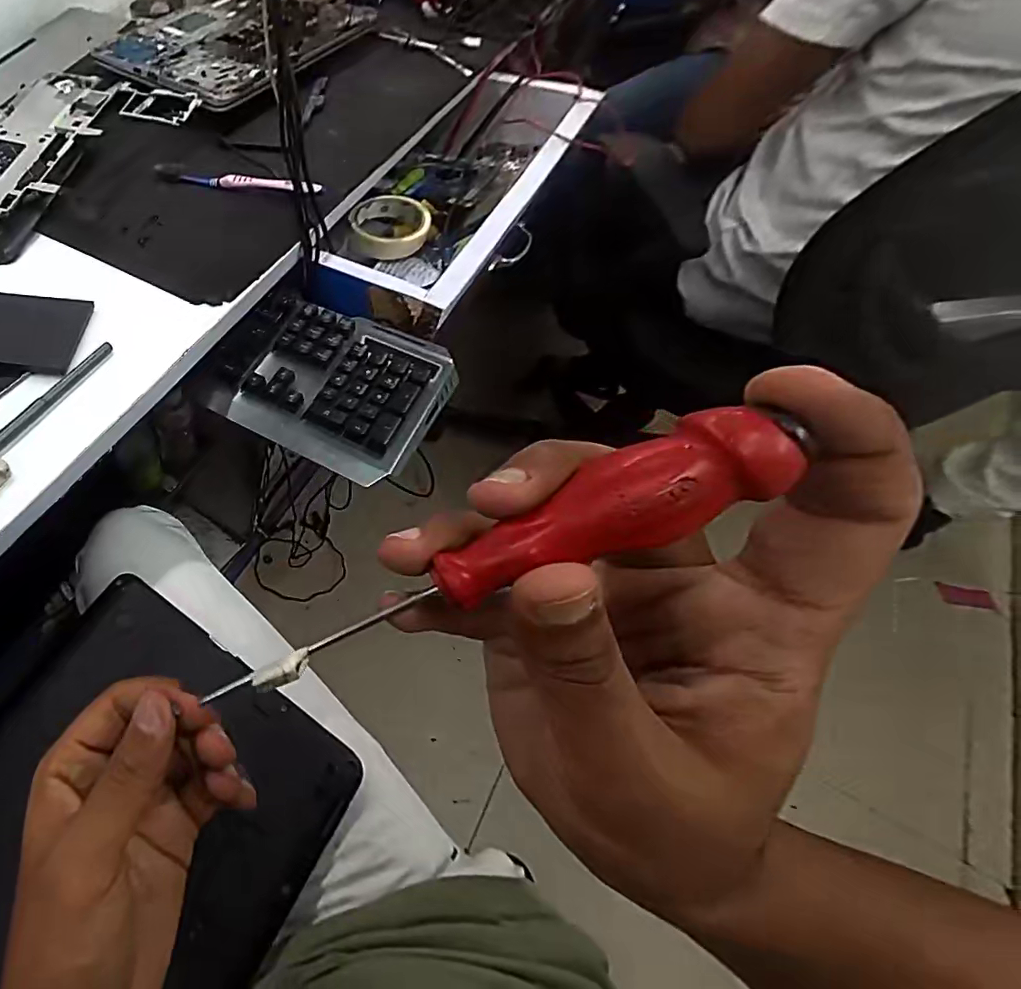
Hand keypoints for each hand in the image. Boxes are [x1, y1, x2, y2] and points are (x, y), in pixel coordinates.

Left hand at [1, 679, 256, 988]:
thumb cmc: (67, 929)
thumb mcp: (91, 850)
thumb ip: (126, 778)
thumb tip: (155, 705)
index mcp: (73, 768)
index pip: (115, 710)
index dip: (155, 699)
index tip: (196, 710)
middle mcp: (108, 776)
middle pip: (155, 727)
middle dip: (191, 727)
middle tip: (221, 747)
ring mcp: (143, 805)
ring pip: (183, 756)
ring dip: (212, 755)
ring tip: (231, 778)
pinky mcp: (173, 834)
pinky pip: (202, 793)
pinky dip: (224, 787)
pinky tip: (240, 796)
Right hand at [378, 367, 919, 922]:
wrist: (626, 850)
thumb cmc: (670, 822)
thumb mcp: (633, 762)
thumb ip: (588, 671)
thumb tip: (549, 576)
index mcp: (755, 616)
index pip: (832, 515)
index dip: (829, 440)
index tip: (767, 388)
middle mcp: (675, 583)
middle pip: (628, 488)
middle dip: (556, 480)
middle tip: (492, 502)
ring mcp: (595, 591)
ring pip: (538, 520)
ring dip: (468, 529)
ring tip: (410, 555)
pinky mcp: (529, 609)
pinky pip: (483, 574)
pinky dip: (440, 583)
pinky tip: (405, 603)